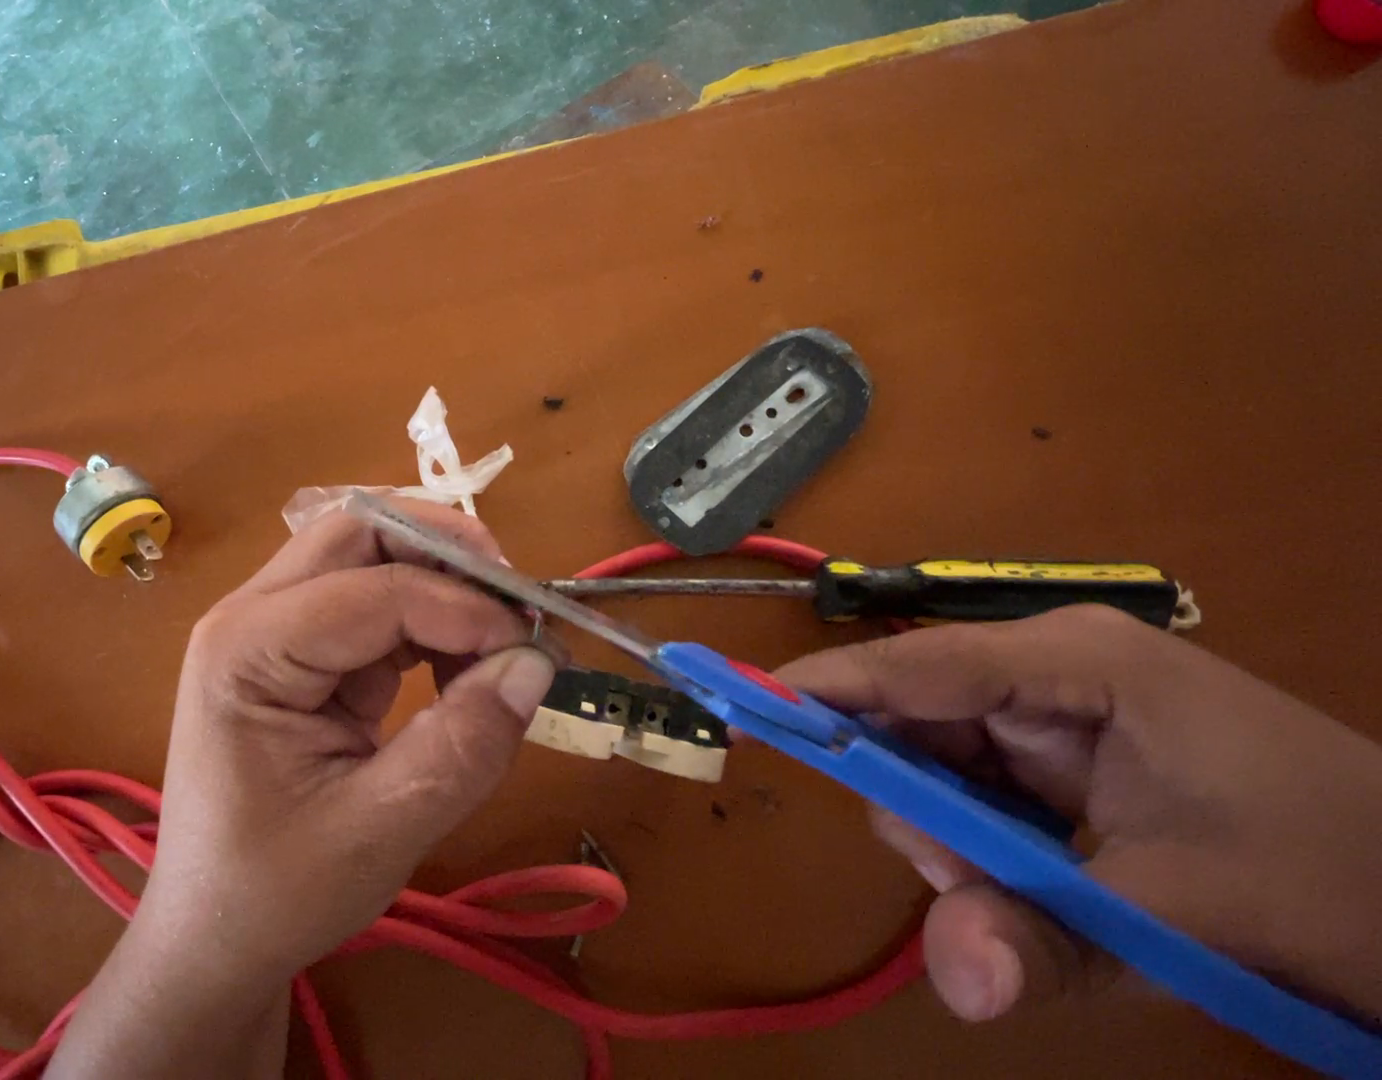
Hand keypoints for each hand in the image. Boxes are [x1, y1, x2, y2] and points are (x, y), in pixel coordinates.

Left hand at [46, 500, 554, 1078]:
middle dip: (447, 552)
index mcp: (247, 650)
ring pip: (369, 555)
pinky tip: (462, 662)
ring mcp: (271, 628)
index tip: (532, 648)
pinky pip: (372, 602)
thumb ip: (462, 745)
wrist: (212, 936)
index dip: (463, 607)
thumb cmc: (275, 893)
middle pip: (359, 534)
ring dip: (441, 581)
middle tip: (517, 599)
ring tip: (497, 640)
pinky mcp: (300, 652)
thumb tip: (537, 664)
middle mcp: (250, 616)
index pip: (373, 589)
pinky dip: (428, 617)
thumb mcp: (380, 830)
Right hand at [777, 605, 1381, 1027]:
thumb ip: (1052, 942)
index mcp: (1072, 665)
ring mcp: (1052, 707)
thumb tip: (949, 977)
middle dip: (911, 797)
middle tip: (960, 873)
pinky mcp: (1058, 747)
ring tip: (1025, 888)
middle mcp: (1047, 669)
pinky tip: (1031, 874)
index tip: (730, 711)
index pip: (906, 666)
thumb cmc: (1336, 879)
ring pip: (930, 751)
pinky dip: (974, 835)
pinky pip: (969, 779)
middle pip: (909, 713)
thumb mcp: (1189, 918)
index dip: (814, 690)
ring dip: (947, 828)